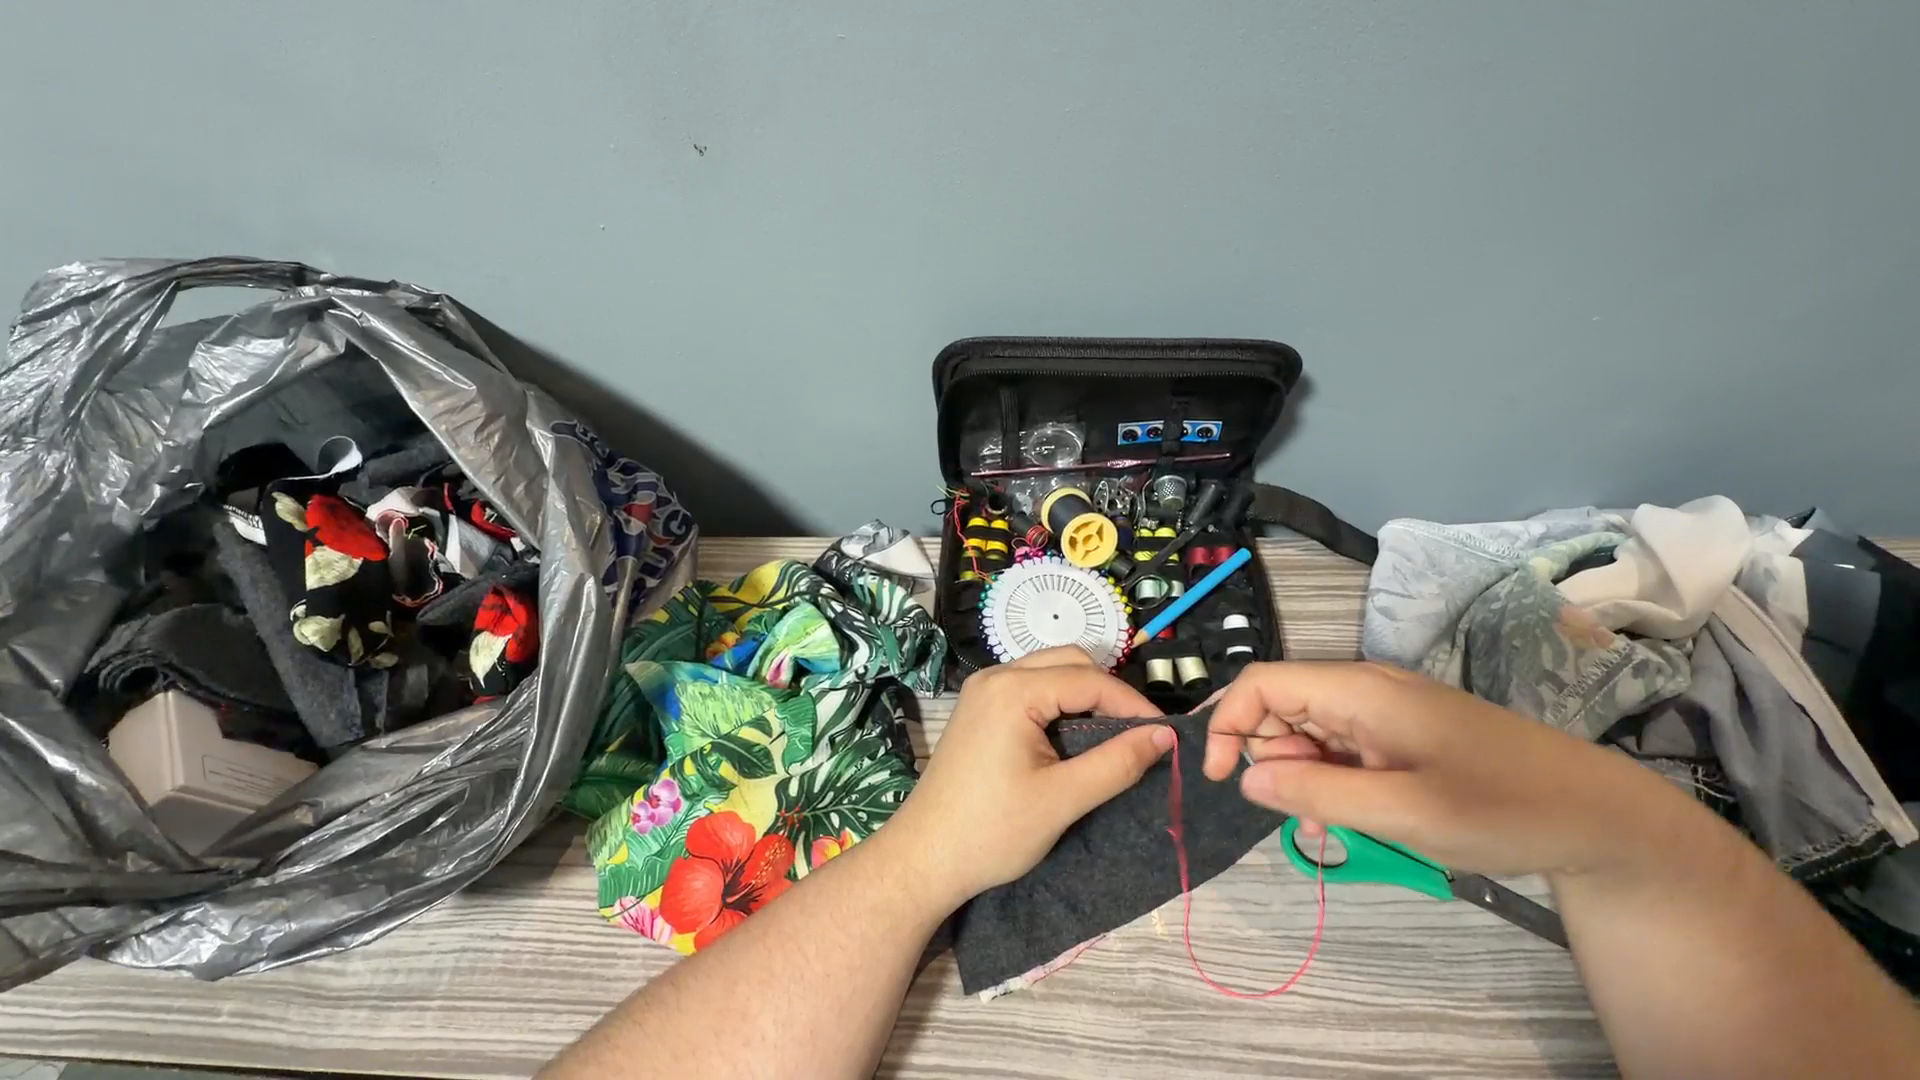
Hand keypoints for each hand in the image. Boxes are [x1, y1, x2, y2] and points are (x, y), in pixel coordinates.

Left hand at [883, 647, 1172, 907]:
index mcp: (1012, 690)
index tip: (1167, 735)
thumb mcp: (1062, 800)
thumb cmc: (991, 832)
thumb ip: (1117, 763)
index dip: (1133, 704)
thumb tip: (1166, 735)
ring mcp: (983, 691)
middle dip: (1109, 693)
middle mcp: (995, 677)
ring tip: (1114, 738)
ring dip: (1085, 697)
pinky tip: (1075, 739)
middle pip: (1069, 663)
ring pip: (1050, 672)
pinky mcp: (979, 710)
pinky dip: (1060, 705)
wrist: (923, 859)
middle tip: (1139, 735)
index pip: (1089, 679)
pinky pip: (1031, 689)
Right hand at [1201, 661, 1695, 879]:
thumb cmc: (1500, 807)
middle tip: (1309, 814)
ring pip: (1308, 732)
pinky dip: (1334, 781)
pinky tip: (1360, 816)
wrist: (1600, 815)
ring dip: (1304, 778)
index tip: (1221, 779)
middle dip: (1272, 759)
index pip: (1260, 683)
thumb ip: (1316, 793)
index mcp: (1358, 690)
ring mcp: (1385, 711)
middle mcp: (1364, 689)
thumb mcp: (1403, 812)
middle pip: (1280, 707)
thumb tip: (1244, 779)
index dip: (1227, 724)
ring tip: (1340, 825)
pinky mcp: (1402, 733)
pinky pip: (1342, 749)